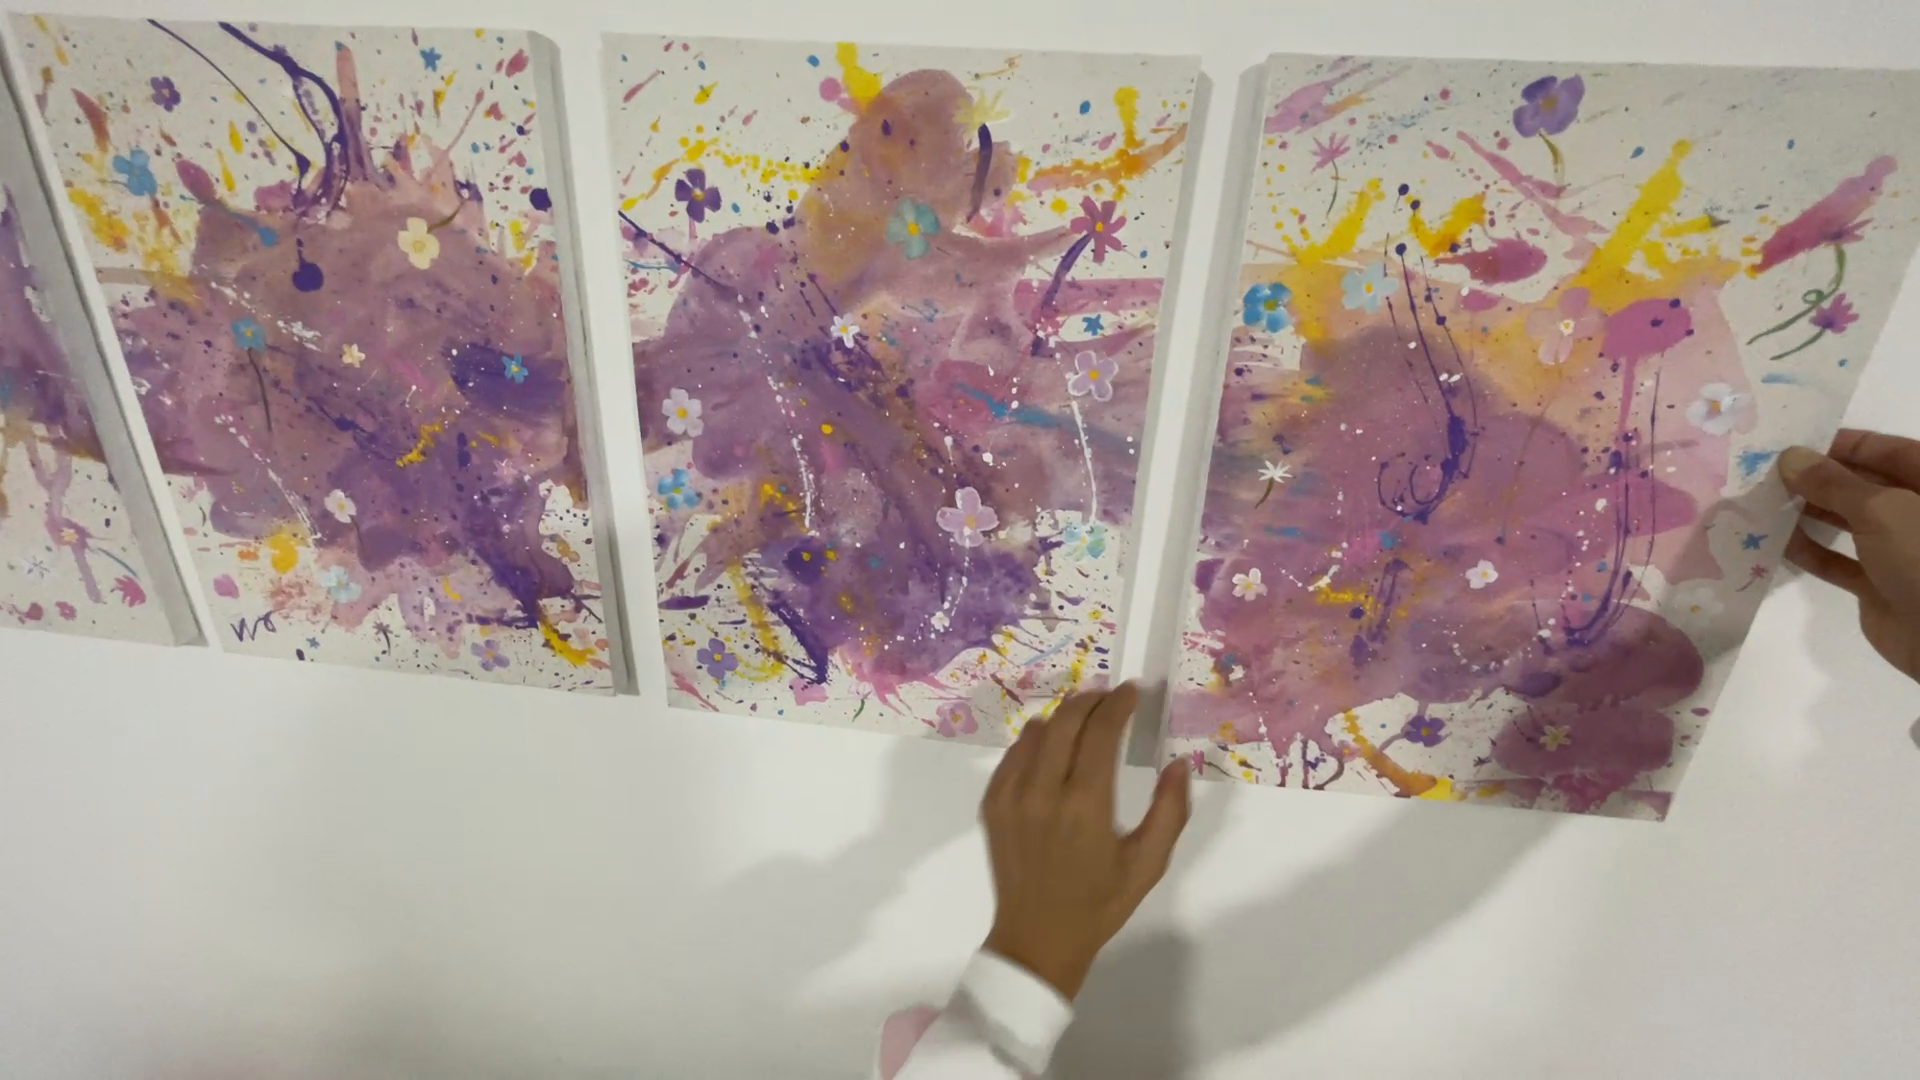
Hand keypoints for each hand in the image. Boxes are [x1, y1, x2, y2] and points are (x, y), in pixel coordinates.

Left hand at [978, 682, 1190, 1000]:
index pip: (1101, 732)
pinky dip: (1035, 738)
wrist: (1037, 938)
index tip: (1132, 691)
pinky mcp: (992, 801)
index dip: (1118, 704)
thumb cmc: (1099, 903)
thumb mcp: (1148, 864)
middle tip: (1109, 696)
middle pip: (1065, 720)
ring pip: (1036, 731)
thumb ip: (1170, 811)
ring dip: (1062, 715)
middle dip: (1090, 699)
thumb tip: (1178, 763)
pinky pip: (1013, 753)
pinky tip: (1051, 743)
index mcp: (1085, 805)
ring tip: (1083, 714)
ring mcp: (1011, 794)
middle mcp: (1043, 791)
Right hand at [1780, 430, 1919, 682]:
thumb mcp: (1885, 511)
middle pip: (1866, 487)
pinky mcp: (1882, 583)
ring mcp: (1905, 551)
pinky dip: (1806, 551)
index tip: (1790, 444)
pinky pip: (1838, 560)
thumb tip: (1791, 457)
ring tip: (1757, 505)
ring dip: (1805, 514)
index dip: (1844, 445)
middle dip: (1817, 480)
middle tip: (1761, 475)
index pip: (1893, 452)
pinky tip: (1771, 543)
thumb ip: (1834, 483)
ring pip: (1849, 522)